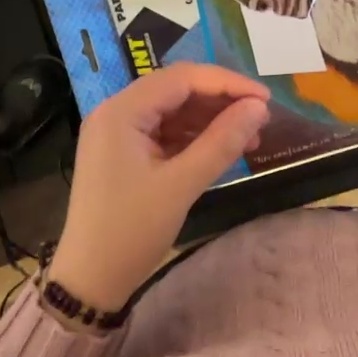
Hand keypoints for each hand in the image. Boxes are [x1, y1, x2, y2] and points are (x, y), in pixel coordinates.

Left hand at [50, 63, 270, 312]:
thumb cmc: (131, 230)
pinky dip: (193, 138)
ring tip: (250, 138)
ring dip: (210, 120)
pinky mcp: (122, 154)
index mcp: (121, 111)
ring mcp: (117, 134)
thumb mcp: (181, 184)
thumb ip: (221, 141)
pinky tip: (222, 150)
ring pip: (172, 111)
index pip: (182, 78)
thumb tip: (259, 108)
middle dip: (220, 101)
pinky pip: (163, 133)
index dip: (227, 83)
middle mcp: (115, 112)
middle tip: (261, 119)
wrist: (90, 278)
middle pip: (176, 90)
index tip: (267, 99)